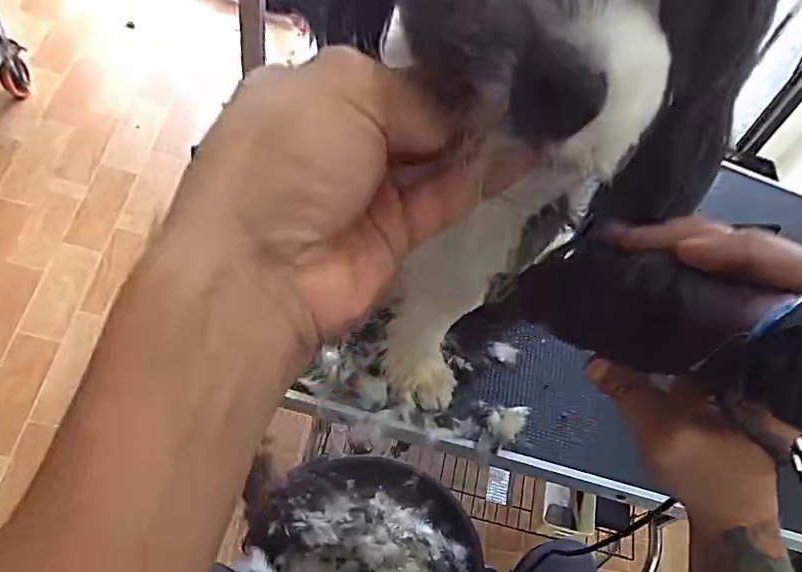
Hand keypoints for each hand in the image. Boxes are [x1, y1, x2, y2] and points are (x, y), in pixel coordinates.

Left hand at [162, 48, 530, 349]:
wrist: (266, 271)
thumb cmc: (289, 160)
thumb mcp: (344, 92)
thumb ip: (411, 96)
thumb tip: (457, 116)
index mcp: (318, 91)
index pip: (392, 76)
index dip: (440, 74)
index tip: (494, 69)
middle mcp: (346, 138)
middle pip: (419, 118)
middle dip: (467, 108)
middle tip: (524, 95)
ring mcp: (372, 190)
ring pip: (437, 161)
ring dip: (481, 144)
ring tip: (535, 123)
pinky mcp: (397, 235)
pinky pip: (443, 200)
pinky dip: (477, 182)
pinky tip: (518, 160)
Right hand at [585, 218, 801, 529]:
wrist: (731, 505)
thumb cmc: (713, 479)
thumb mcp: (669, 438)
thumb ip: (634, 394)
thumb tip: (594, 361)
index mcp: (786, 362)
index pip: (795, 279)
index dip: (746, 253)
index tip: (687, 251)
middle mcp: (787, 337)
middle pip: (770, 255)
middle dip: (709, 237)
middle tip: (648, 240)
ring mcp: (767, 333)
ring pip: (748, 264)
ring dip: (699, 245)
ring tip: (645, 243)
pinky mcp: (743, 338)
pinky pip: (727, 287)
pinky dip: (695, 271)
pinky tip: (659, 262)